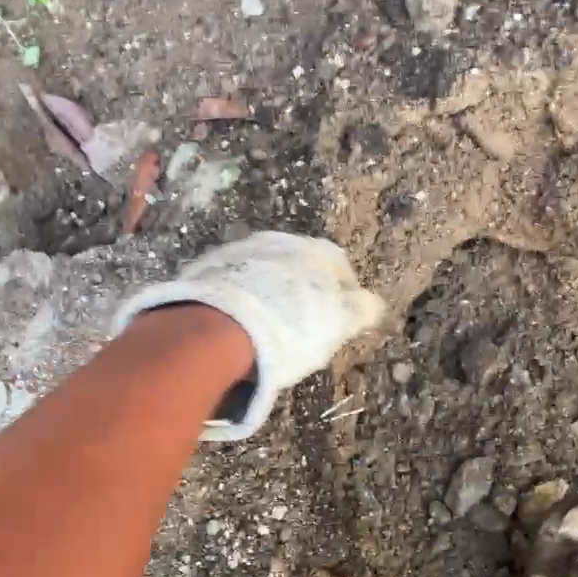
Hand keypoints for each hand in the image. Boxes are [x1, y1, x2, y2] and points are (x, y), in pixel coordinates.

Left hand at [112, 232, 384, 440]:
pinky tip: (235, 334)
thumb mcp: (338, 325)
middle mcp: (276, 242)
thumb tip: (374, 305)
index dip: (341, 296)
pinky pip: (230, 290)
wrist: (220, 330)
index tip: (338, 323)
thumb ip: (359, 311)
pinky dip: (237, 307)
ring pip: (261, 277)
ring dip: (267, 299)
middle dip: (301, 295)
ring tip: (267, 334)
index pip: (338, 266)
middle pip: (296, 270)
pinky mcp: (203, 274)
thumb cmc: (291, 329)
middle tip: (302, 329)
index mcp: (315, 251)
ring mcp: (236, 253)